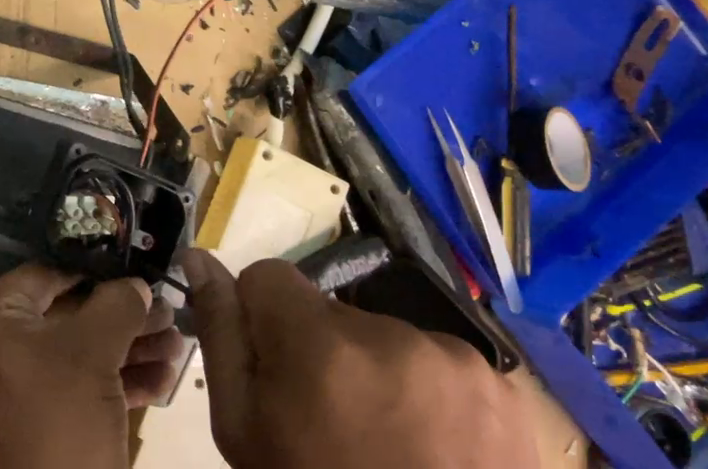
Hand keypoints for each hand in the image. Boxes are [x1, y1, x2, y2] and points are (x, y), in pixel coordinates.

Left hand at [0, 264, 184, 468]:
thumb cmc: (61, 418)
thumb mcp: (91, 352)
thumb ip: (114, 307)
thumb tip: (134, 284)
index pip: (40, 276)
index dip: (89, 271)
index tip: (133, 270)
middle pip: (65, 316)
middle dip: (121, 315)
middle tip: (168, 310)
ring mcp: (20, 389)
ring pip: (79, 353)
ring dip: (130, 347)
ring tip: (180, 343)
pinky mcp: (45, 423)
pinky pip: (81, 388)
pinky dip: (120, 381)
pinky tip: (167, 376)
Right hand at [182, 248, 539, 468]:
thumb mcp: (243, 426)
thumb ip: (221, 333)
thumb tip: (199, 258)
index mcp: (319, 343)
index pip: (268, 276)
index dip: (261, 318)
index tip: (275, 371)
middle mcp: (393, 335)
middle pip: (330, 311)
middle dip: (323, 351)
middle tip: (332, 423)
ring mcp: (459, 363)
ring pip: (388, 339)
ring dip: (380, 375)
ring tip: (390, 444)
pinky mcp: (507, 393)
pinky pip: (444, 367)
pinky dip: (434, 398)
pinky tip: (434, 450)